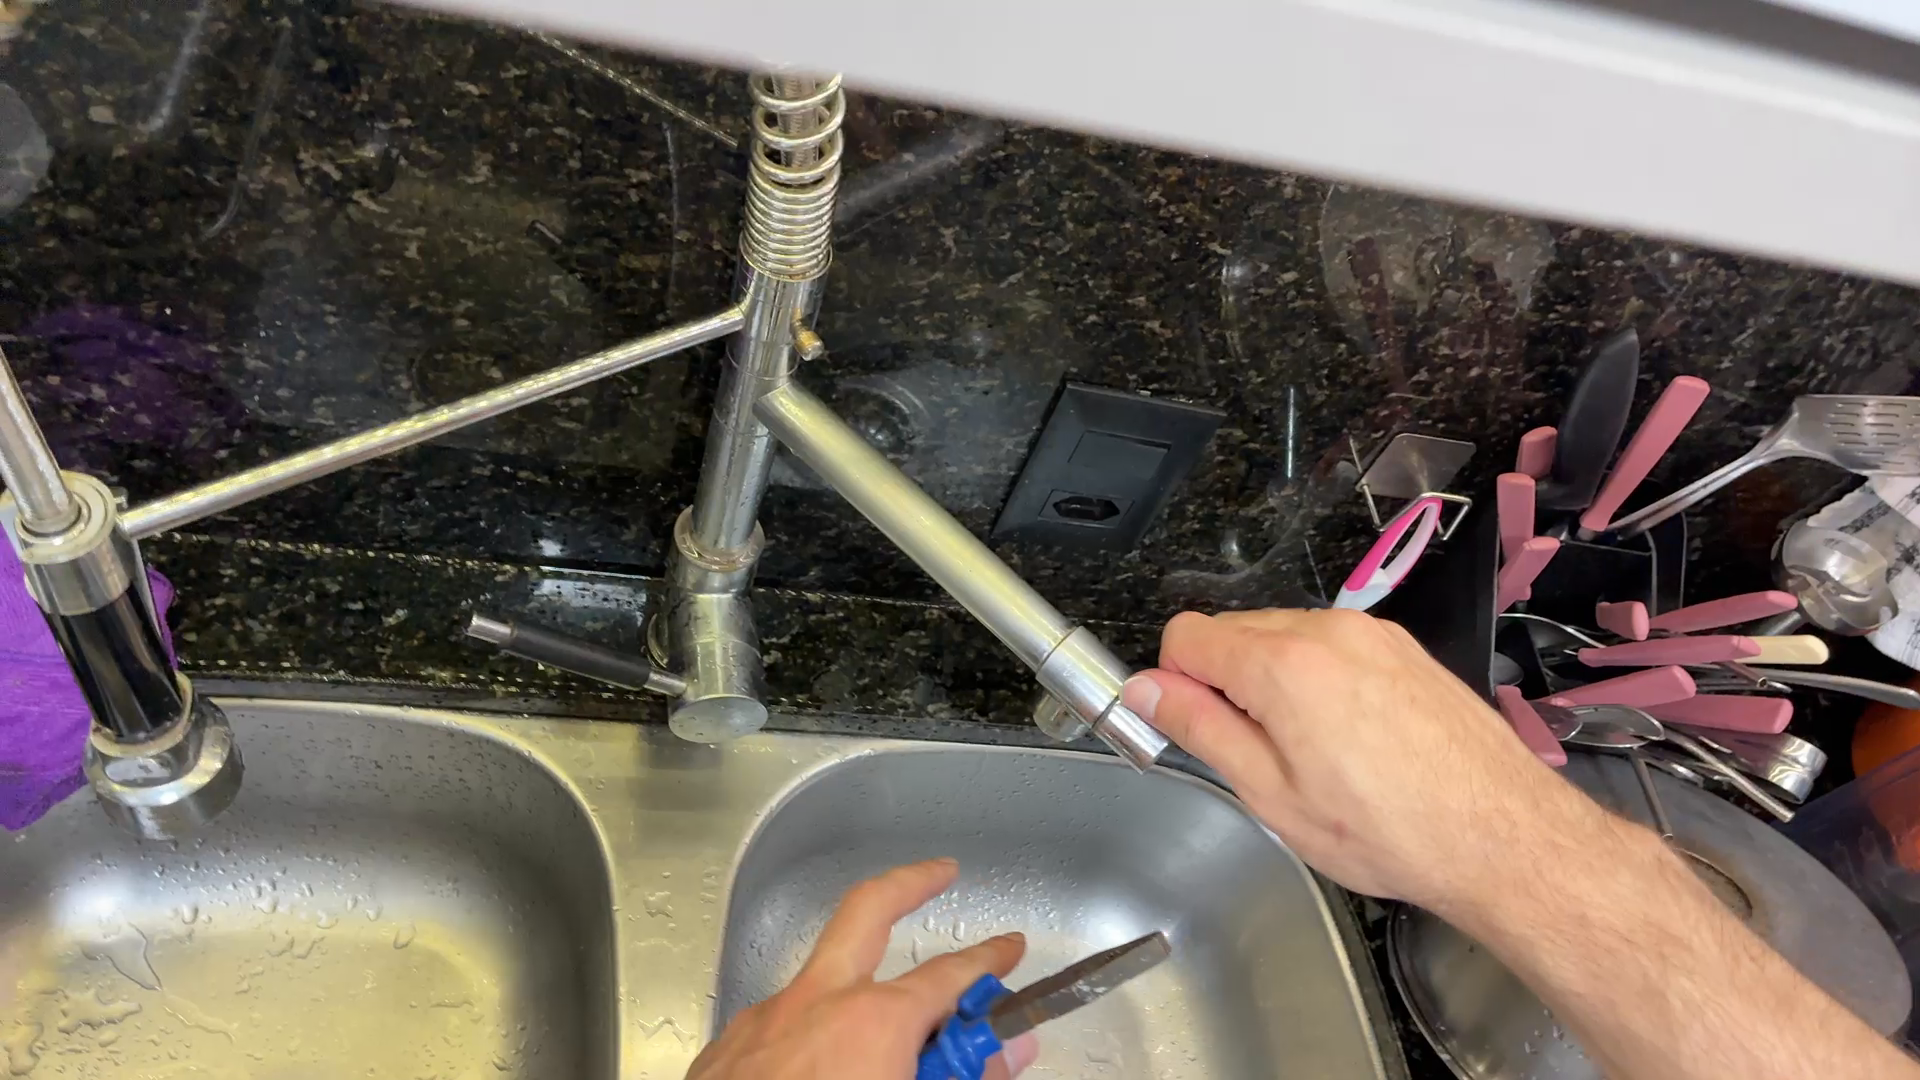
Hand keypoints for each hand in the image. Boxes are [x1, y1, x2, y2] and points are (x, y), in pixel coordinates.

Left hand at [689, 858, 1039, 1079]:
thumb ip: (962, 1076)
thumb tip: (1008, 1048)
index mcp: (870, 1023)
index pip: (951, 977)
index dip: (990, 961)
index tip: (1012, 946)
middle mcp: (814, 1002)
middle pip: (868, 909)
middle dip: (911, 882)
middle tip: (942, 871)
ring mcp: (762, 1021)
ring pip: (818, 978)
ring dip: (855, 984)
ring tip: (880, 1029)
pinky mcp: (722, 1052)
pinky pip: (778, 1024)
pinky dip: (808, 1032)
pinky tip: (813, 1072)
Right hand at [1120, 609, 1599, 910]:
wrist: (1511, 840)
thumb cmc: (1389, 830)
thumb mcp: (1270, 792)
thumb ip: (1198, 728)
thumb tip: (1144, 689)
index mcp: (1282, 664)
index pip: (1184, 635)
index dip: (1175, 681)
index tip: (1198, 724)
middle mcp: (1323, 629)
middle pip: (1227, 630)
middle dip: (1221, 679)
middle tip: (1254, 747)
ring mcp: (1366, 631)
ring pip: (1273, 632)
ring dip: (1265, 675)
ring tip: (1305, 743)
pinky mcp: (1396, 643)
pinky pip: (1321, 639)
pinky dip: (1308, 671)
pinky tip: (1342, 728)